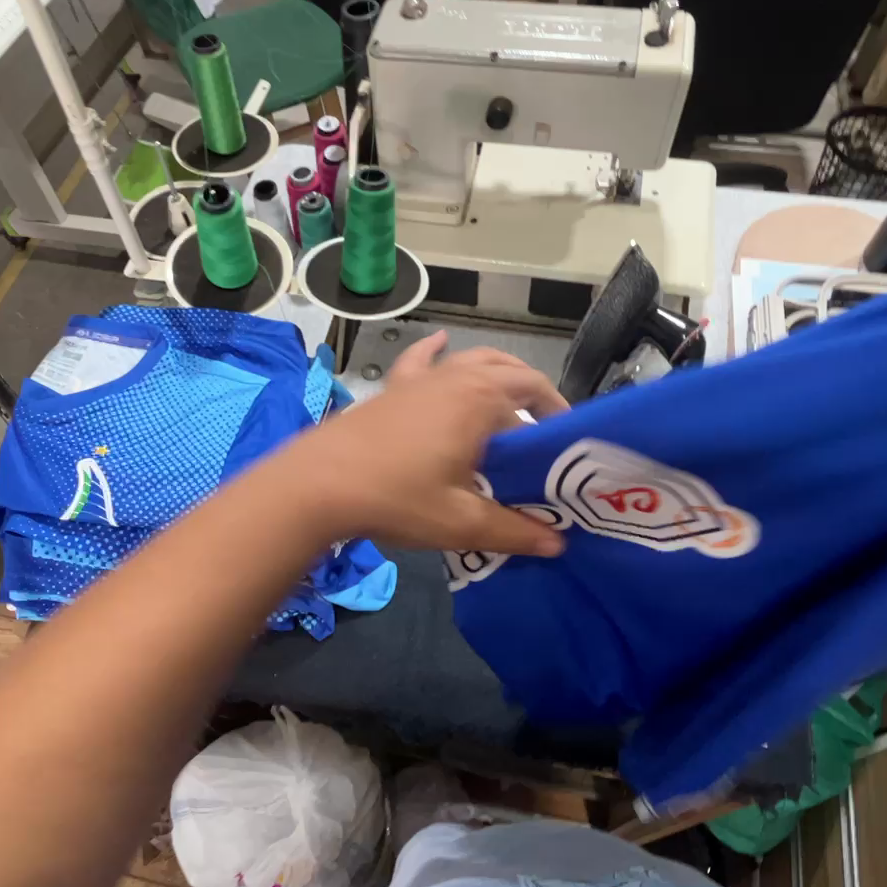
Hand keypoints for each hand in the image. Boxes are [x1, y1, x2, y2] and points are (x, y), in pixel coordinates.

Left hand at [283, 332, 568, 554]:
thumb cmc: (396, 498)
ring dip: (497, 375)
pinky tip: (441, 342)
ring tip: (509, 403)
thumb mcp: (461, 522)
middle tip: (543, 432)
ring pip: (471, 360)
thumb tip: (556, 544)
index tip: (567, 444)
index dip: (558, 414)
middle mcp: (454, 377)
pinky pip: (421, 359)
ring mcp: (420, 379)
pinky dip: (436, 351)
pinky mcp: (391, 389)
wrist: (318, 484)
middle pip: (509, 371)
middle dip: (534, 395)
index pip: (536, 391)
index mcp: (480, 400)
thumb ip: (513, 531)